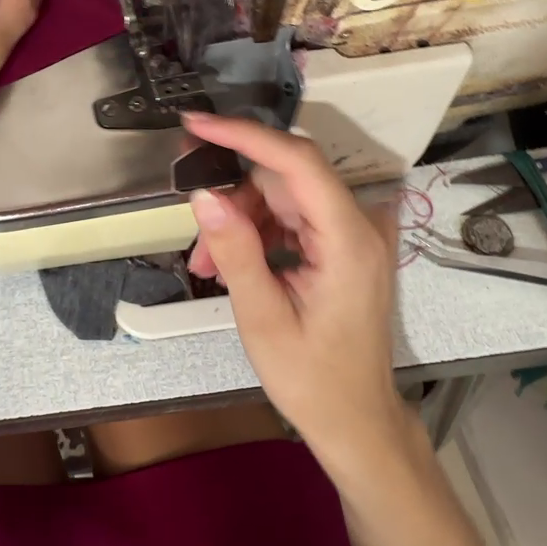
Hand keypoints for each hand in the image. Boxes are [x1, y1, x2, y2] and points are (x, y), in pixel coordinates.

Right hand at [181, 111, 408, 470]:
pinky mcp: (340, 247)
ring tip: (206, 265)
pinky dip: (254, 234)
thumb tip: (204, 195)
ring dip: (238, 221)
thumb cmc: (312, 378)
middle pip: (283, 178)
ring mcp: (351, 235)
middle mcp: (357, 226)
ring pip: (280, 197)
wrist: (354, 420)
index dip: (245, 135)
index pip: (297, 161)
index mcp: (348, 240)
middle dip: (231, 196)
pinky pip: (289, 219)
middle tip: (189, 218)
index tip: (196, 126)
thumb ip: (236, 251)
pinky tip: (226, 264)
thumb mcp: (262, 318)